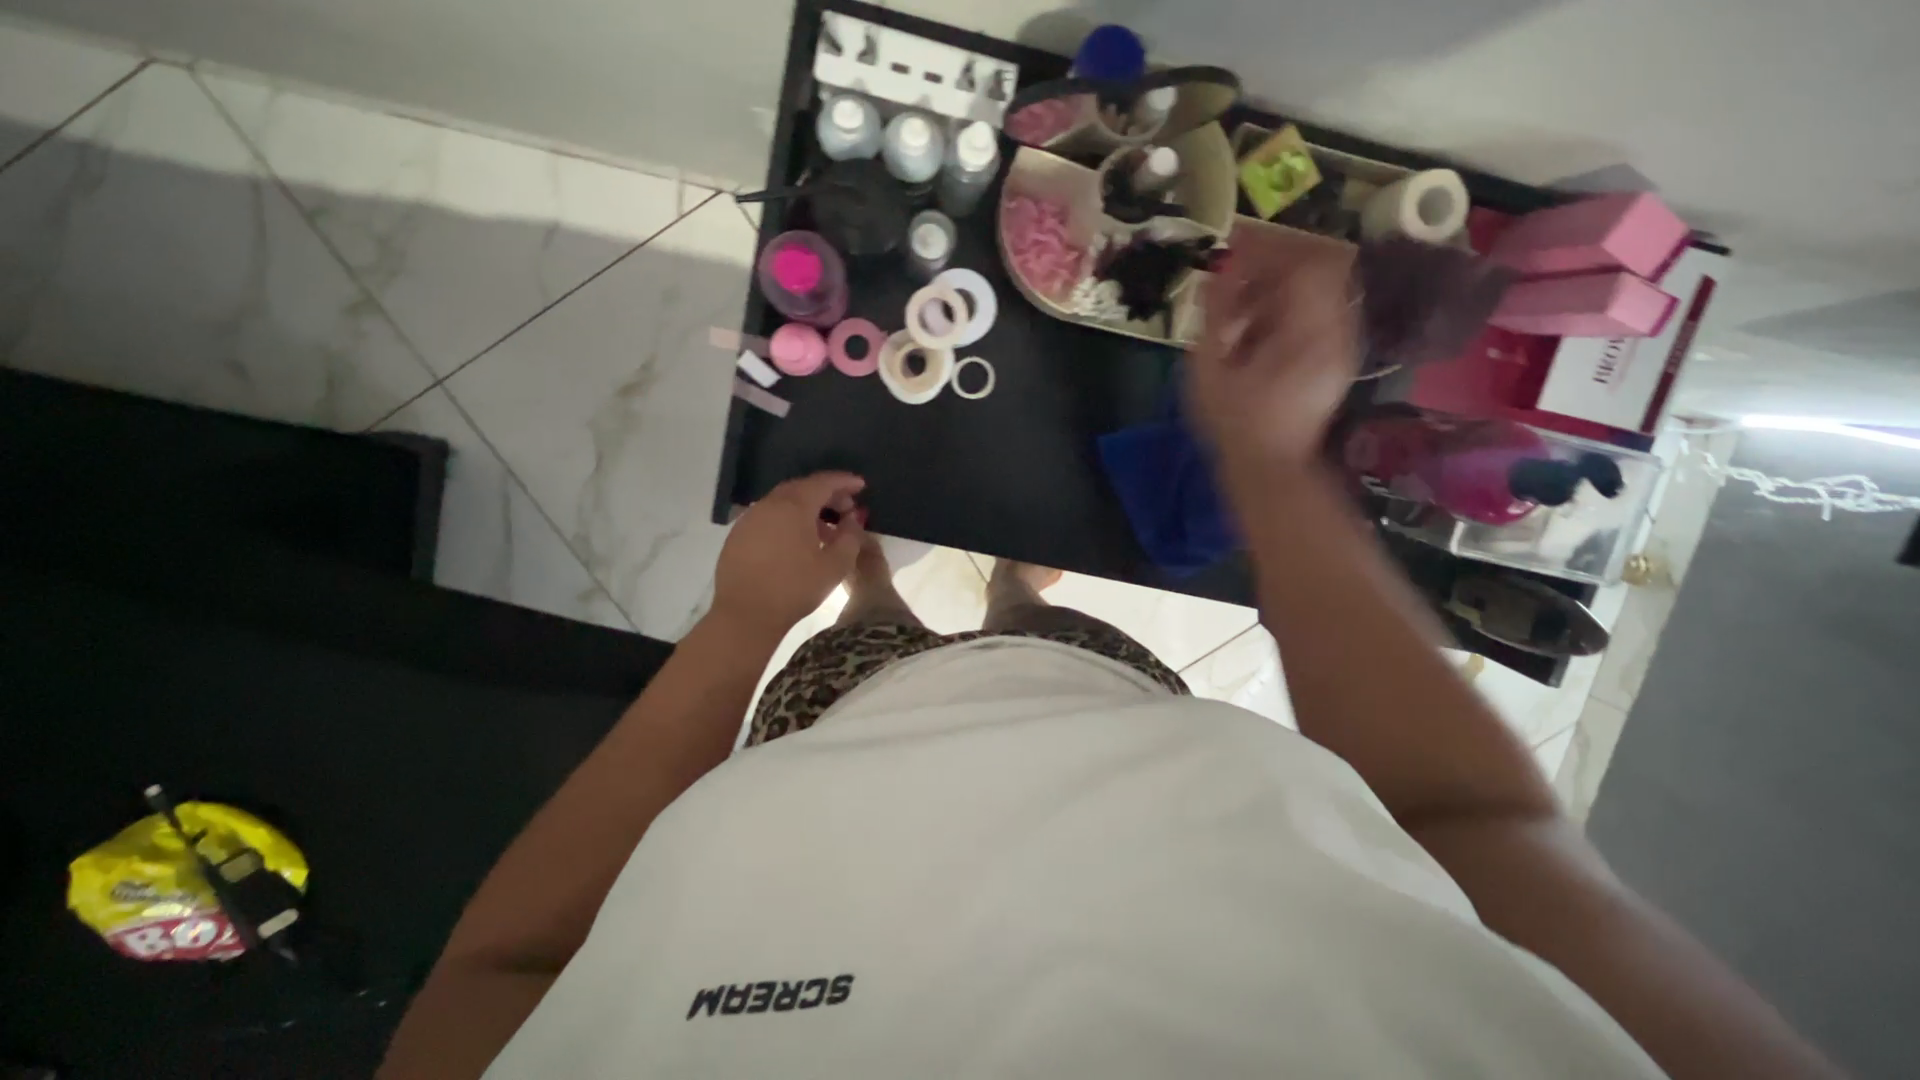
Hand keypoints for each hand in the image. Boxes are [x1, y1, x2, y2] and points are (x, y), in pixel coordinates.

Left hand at [710, 472, 867, 637]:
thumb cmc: (795, 588)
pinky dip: (788, 520)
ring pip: (783, 503)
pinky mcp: (738, 535)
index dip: (845, 482)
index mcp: (794, 506)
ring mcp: (750, 518)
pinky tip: (797, 542)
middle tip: (845, 508)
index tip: (861, 486)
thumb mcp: (834, 566)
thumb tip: (853, 518)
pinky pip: (768, 517)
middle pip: (802, 488)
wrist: (745, 614)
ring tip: (824, 529)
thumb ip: (850, 536)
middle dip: (826, 494)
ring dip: (806, 509)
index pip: (823, 482)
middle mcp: (769, 504)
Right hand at [1186, 231, 1359, 476]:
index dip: (1271, 247)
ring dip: (1281, 288)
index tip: (1236, 248)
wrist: (1272, 470)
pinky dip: (1290, 309)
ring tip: (1243, 307)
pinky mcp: (1338, 359)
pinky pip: (1322, 313)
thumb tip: (1222, 269)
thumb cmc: (1234, 424)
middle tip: (1236, 275)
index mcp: (1309, 331)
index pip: (1306, 262)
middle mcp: (1338, 331)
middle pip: (1319, 269)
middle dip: (1275, 265)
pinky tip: (1259, 330)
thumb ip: (1217, 312)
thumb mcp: (1210, 368)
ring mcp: (1343, 345)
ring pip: (1321, 290)